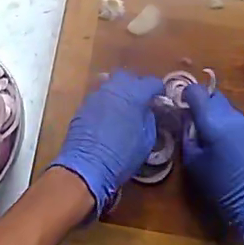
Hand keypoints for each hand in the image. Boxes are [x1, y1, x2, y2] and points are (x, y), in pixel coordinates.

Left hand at [51, 72, 161, 217]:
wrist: (86, 167)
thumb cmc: (122, 155)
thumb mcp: (147, 139)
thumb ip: (149, 118)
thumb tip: (148, 110)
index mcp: (135, 93)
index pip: (152, 82)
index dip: (159, 90)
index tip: (161, 100)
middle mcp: (115, 87)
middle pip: (129, 77)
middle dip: (136, 86)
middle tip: (141, 100)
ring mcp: (96, 95)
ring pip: (111, 84)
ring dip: (119, 93)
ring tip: (123, 108)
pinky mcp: (83, 106)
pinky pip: (99, 97)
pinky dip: (106, 103)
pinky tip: (108, 117)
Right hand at [181, 85, 243, 241]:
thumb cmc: (219, 188)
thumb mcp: (193, 163)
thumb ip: (187, 135)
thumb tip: (186, 117)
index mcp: (213, 124)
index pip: (198, 93)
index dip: (189, 94)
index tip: (185, 102)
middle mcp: (235, 117)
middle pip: (217, 99)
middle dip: (207, 108)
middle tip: (203, 126)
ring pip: (232, 113)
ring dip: (225, 122)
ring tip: (224, 144)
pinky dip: (240, 132)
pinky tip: (241, 152)